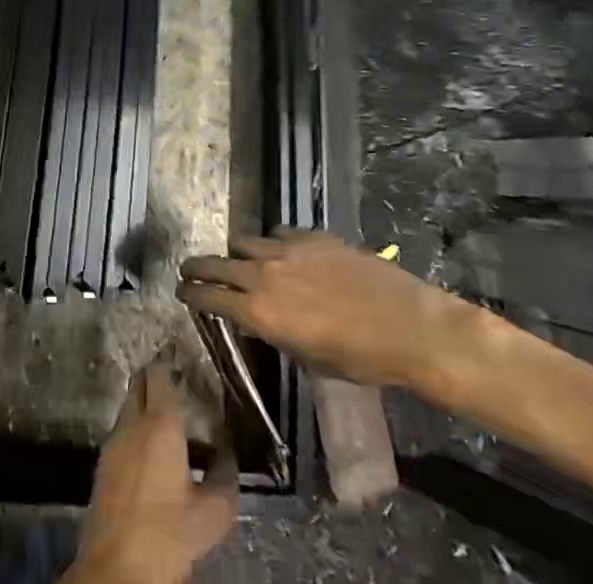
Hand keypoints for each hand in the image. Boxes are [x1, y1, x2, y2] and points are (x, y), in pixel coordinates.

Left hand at [63, 365, 236, 583]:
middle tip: (179, 384)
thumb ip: (226, 477)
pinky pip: (122, 431)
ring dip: (145, 405)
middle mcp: (131, 424)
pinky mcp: (102, 464)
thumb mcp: (214, 512)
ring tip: (171, 420)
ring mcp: (112, 442)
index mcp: (159, 424)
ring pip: (128, 408)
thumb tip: (228, 456)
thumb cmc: (169, 533)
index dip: (169, 362)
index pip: (158, 374)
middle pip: (138, 384)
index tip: (183, 359)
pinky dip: (136, 428)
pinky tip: (153, 451)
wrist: (117, 565)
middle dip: (155, 378)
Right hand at [177, 234, 474, 388]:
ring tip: (242, 261)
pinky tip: (285, 253)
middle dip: (196, 267)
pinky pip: (278, 233)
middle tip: (189, 270)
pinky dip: (273, 244)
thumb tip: (258, 320)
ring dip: (237, 254)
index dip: (190, 294)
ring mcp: (287, 250)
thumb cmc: (361, 359)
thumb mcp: (308, 358)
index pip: (208, 297)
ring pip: (244, 243)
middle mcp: (263, 276)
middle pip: (214, 263)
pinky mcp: (312, 236)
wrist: (411, 327)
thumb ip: (275, 333)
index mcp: (259, 312)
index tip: (181, 292)